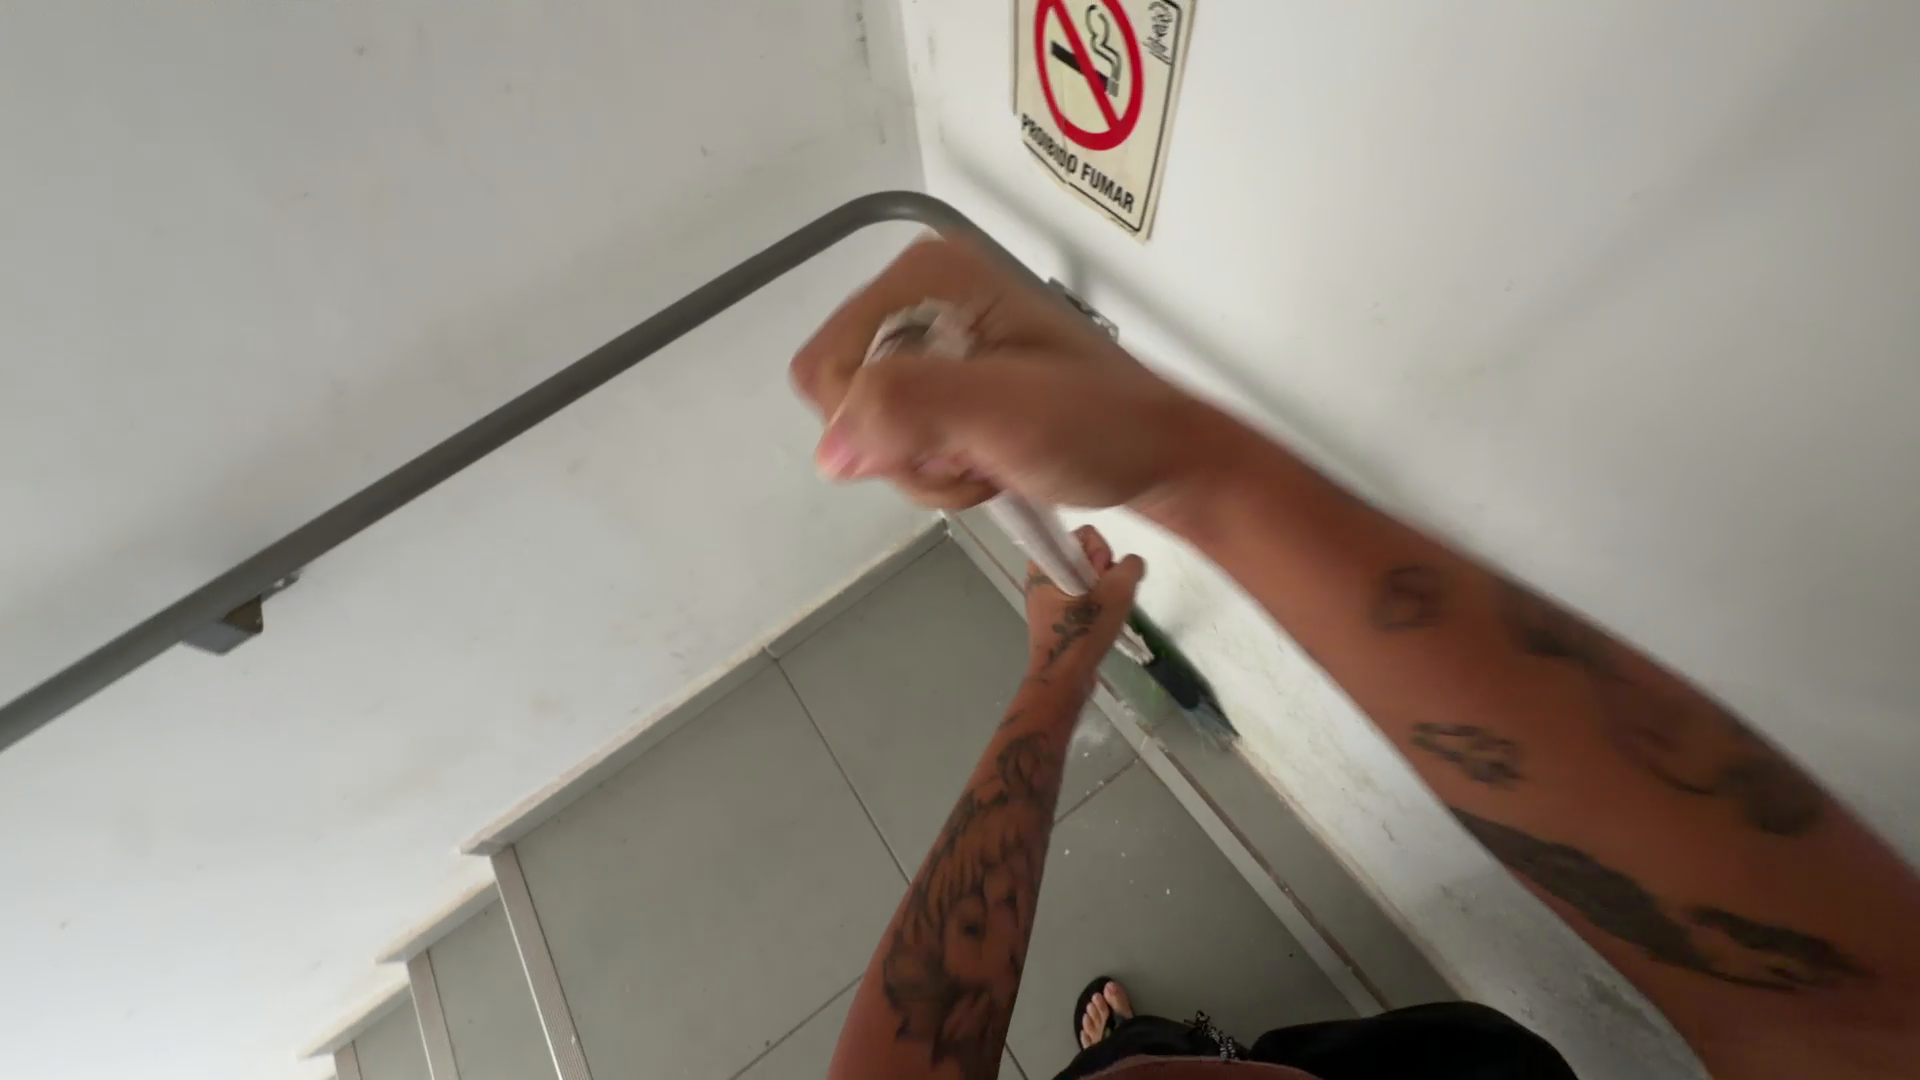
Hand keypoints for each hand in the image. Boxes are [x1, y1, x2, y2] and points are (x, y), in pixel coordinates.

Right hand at [790, 236, 1242, 515]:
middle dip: (904, 448)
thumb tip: (830, 449)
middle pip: (844, 400)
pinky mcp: (947, 383)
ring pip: (869, 431)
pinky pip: (900, 441)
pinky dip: (938, 470)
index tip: (941, 439)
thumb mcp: (1007, 413)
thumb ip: (911, 409)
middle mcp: (921, 301)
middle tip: (971, 451)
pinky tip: (986, 463)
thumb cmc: (1101, 426)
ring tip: (988, 460)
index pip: (825, 365)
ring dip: (926, 466)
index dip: (871, 422)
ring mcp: (934, 345)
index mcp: (928, 278)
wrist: (1155, 454)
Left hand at [1023, 526, 1144, 676]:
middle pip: (1087, 556)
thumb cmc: (1084, 630)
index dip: (1103, 555)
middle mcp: (1040, 573)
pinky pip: (1081, 596)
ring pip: (1087, 578)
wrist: (1064, 676)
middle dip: (1104, 575)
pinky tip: (1098, 622)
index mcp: (1045, 560)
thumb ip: (1131, 567)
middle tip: (1103, 600)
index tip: (1102, 580)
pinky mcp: (1052, 614)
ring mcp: (1045, 595)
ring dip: (1102, 592)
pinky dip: (1094, 605)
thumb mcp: (1117, 592)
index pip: (1086, 535)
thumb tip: (1131, 565)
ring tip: (1103, 614)